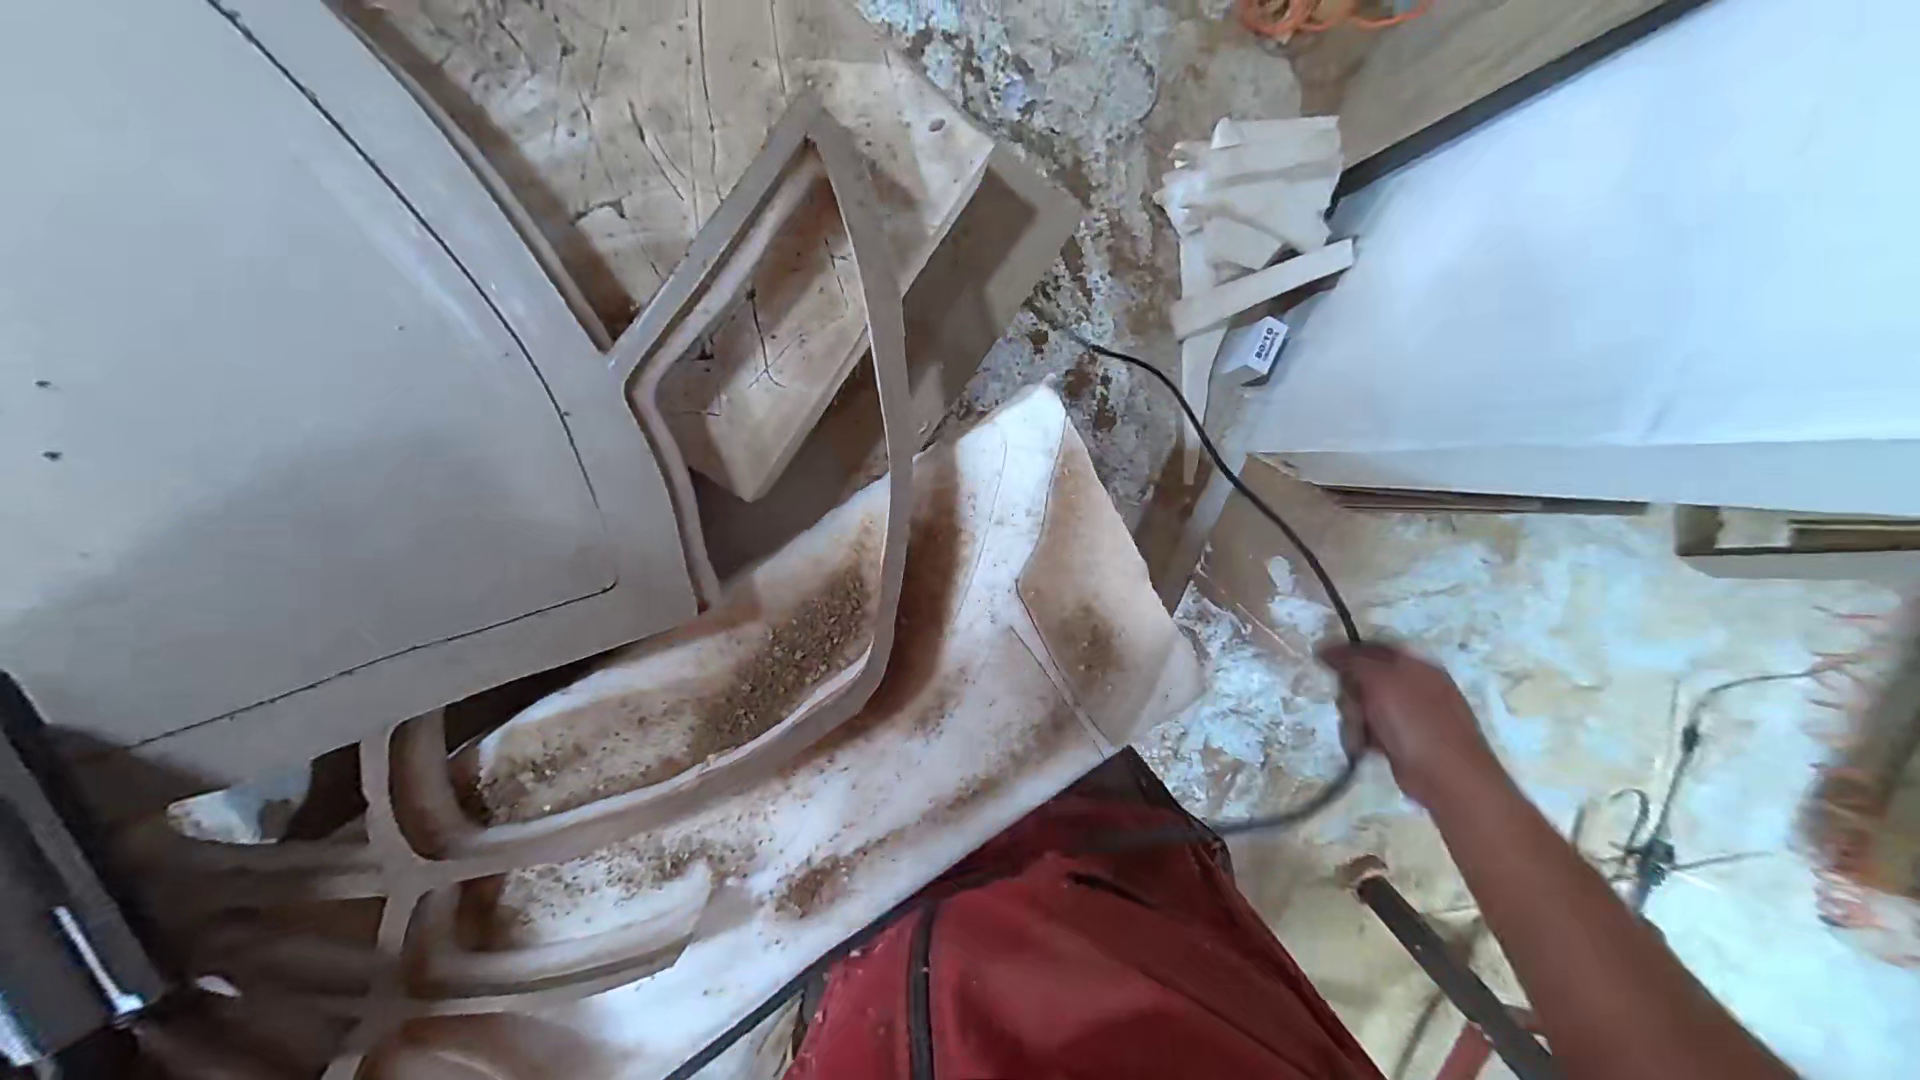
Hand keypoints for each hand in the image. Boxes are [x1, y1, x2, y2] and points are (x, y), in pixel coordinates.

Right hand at [1318, 643, 1507, 808]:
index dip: (1345, 652)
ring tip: (1360, 732)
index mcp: (1416, 666)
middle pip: (1365, 678)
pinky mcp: (1404, 738)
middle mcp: (1415, 686)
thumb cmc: (1414, 723)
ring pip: (1365, 704)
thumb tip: (1325, 648)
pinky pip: (1372, 727)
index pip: (1372, 648)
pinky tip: (1365, 744)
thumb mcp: (1379, 682)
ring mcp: (1411, 714)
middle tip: (1352, 706)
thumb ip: (1352, 661)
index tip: (1321, 660)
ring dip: (1355, 717)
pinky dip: (1364, 734)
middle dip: (1351, 692)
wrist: (1448, 776)